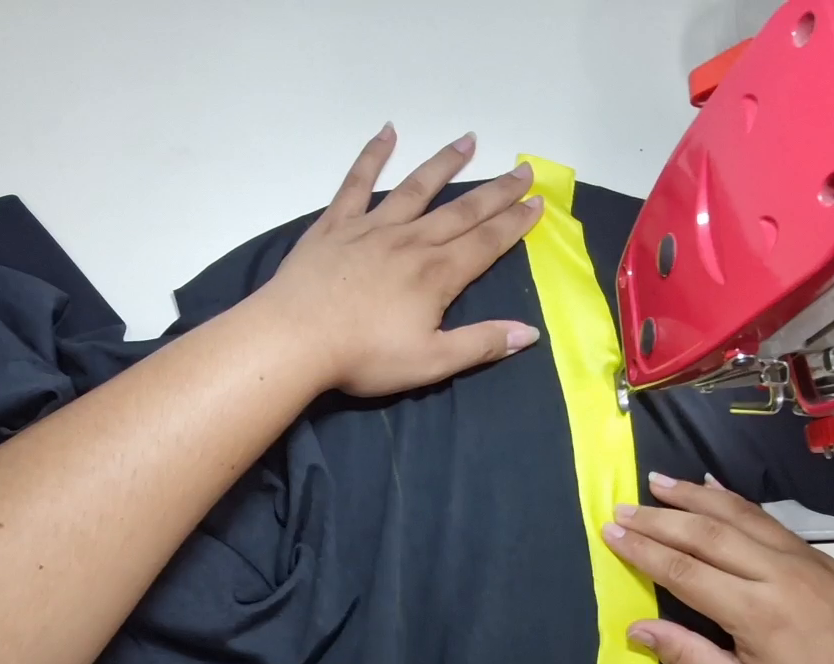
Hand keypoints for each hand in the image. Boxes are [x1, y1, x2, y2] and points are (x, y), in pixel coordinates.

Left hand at [252, 124, 545, 397]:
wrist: (296, 338)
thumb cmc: (365, 356)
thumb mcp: (432, 361)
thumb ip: (482, 344)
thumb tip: (530, 333)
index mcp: (437, 275)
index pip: (486, 243)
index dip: (515, 224)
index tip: (537, 202)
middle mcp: (411, 241)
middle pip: (462, 211)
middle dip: (496, 192)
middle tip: (522, 170)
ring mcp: (372, 228)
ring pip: (417, 188)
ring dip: (445, 164)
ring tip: (468, 141)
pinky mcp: (335, 225)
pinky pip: (356, 183)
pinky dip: (372, 155)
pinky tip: (387, 132)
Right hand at [600, 472, 833, 663]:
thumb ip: (688, 657)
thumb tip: (635, 627)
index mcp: (755, 613)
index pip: (684, 571)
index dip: (643, 549)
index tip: (610, 531)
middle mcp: (775, 573)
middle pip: (705, 533)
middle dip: (658, 518)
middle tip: (621, 506)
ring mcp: (799, 557)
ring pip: (737, 514)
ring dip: (692, 495)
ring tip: (657, 481)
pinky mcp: (815, 553)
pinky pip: (765, 517)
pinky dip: (732, 498)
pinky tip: (710, 485)